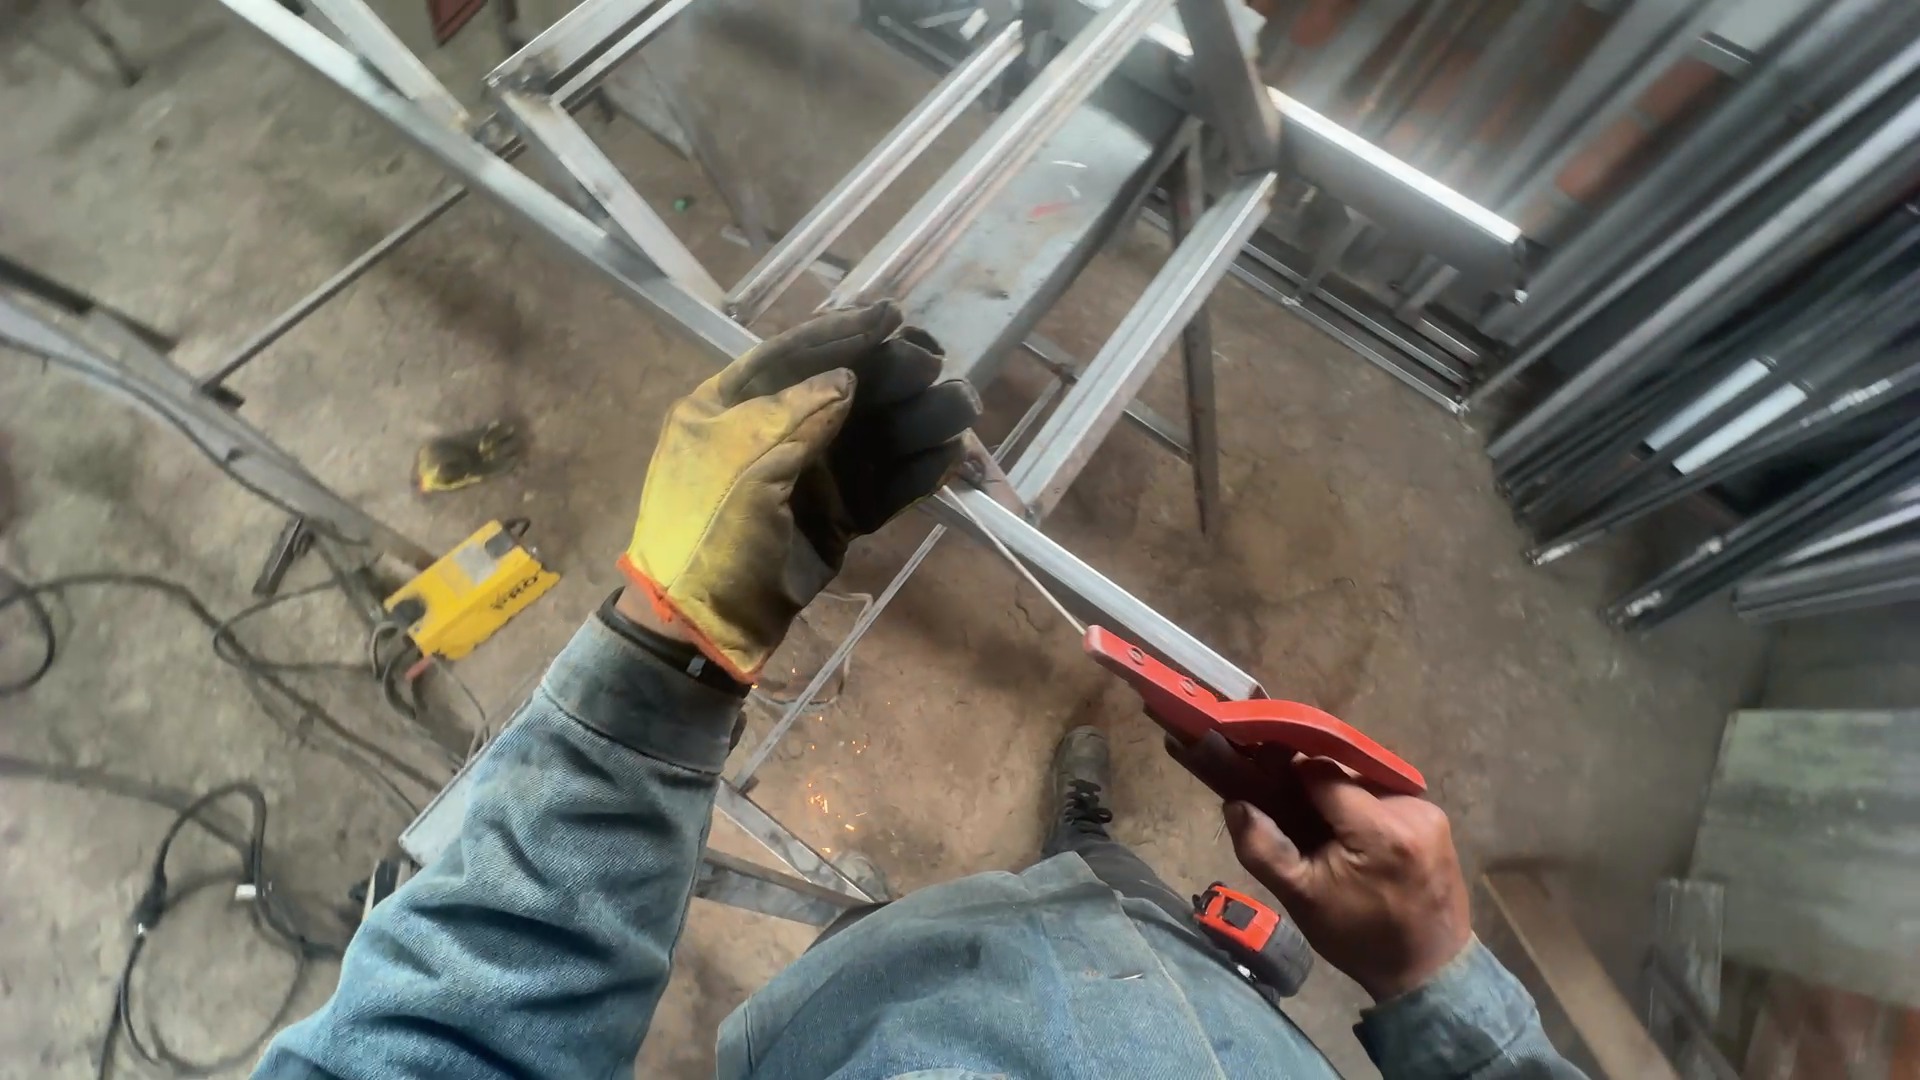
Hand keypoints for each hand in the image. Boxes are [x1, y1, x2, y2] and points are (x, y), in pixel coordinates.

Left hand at [620, 302, 978, 680]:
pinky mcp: (839, 516)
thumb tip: (848, 379)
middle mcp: (777, 433)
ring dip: (917, 420)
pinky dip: (916, 474)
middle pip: (844, 392)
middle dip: (891, 374)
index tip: (892, 314)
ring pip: (873, 438)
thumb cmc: (706, 535)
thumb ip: (795, 415)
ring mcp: (812, 476)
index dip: (843, 332)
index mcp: (733, 406)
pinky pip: (884, 487)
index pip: (793, 355)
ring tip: (962, 407)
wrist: (706, 625)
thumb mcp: (738, 464)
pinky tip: (950, 458)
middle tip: (933, 365)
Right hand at [1222, 758, 1470, 1001]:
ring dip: (1334, 794)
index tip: (1264, 788)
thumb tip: (1234, 803)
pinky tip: (1348, 831)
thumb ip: (1261, 848)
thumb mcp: (1299, 897)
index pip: (1318, 769)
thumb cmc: (1360, 937)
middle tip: (1289, 814)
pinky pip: (1381, 793)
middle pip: (1341, 772)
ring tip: (1319, 827)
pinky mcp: (1435, 817)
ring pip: (1360, 779)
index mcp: (1381, 828)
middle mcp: (1412, 808)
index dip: (1286, 774)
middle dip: (1309, 787)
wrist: (1430, 972)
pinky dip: (1357, 803)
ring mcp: (1429, 810)